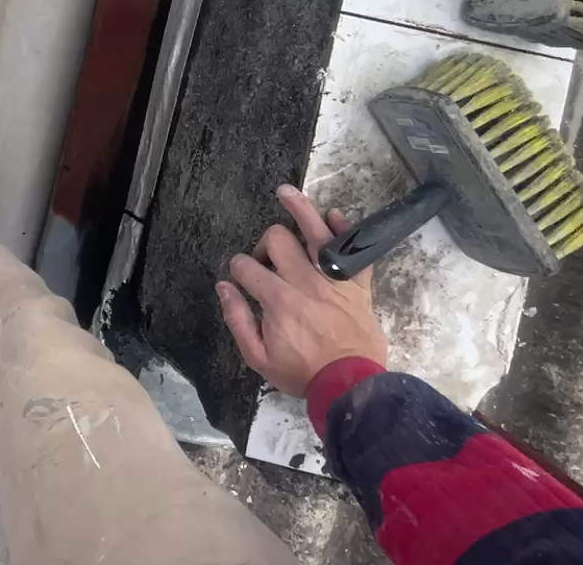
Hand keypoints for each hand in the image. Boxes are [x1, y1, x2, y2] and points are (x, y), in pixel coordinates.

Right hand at [216, 185, 388, 396]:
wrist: (354, 389)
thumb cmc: (302, 374)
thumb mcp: (257, 357)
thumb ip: (236, 318)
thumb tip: (223, 286)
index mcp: (277, 299)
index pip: (245, 266)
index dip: (237, 268)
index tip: (240, 279)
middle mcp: (304, 282)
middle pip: (276, 240)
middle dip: (264, 245)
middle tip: (268, 263)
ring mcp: (334, 282)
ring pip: (316, 234)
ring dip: (299, 209)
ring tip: (286, 192)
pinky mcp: (358, 287)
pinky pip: (356, 253)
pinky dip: (345, 231)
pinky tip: (333, 216)